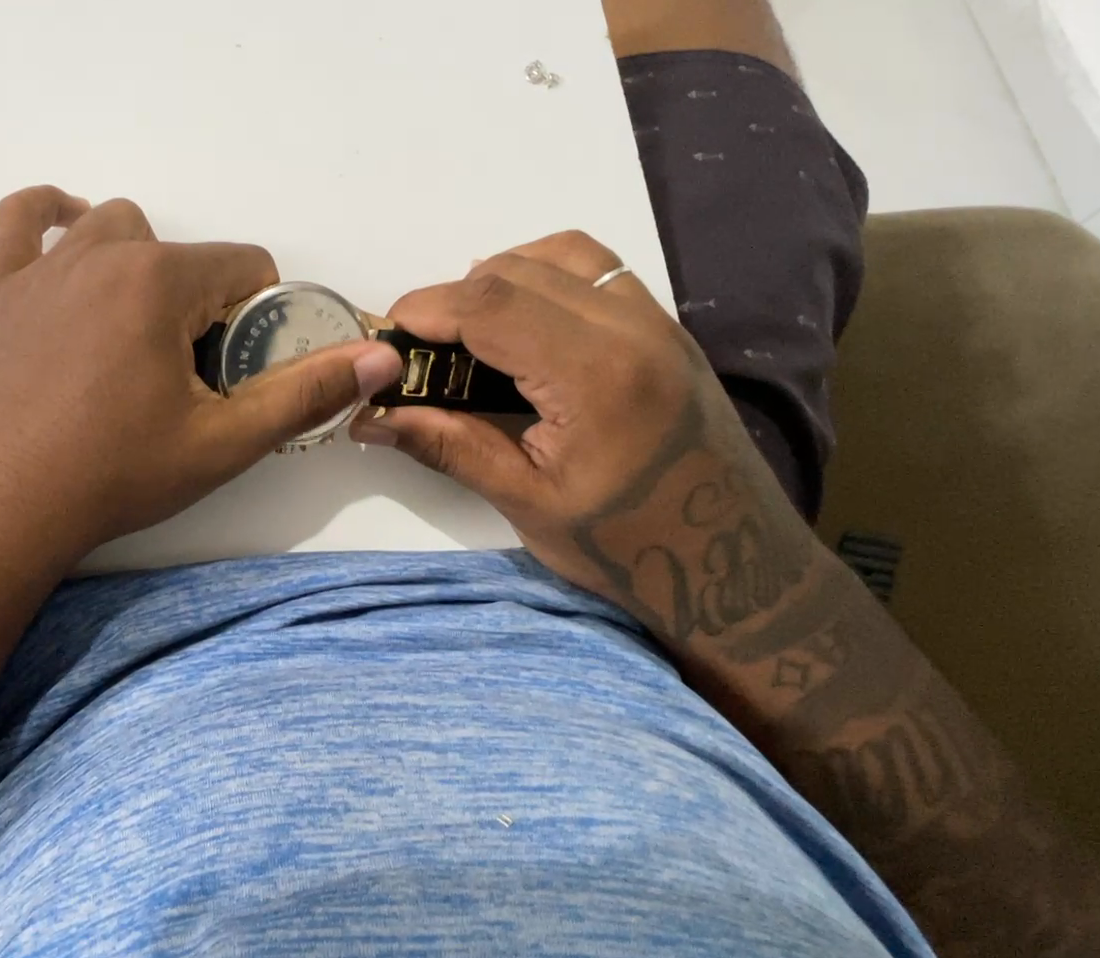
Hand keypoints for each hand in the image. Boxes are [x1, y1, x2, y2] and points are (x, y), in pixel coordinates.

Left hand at [0, 186, 403, 561]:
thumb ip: (304, 394)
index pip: (245, 267)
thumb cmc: (116, 476)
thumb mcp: (223, 443)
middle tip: (184, 373)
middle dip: (199, 301)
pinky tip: (65, 233)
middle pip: (182, 252)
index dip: (258, 318)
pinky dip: (47, 217)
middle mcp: (103, 254)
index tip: (237, 371)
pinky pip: (19, 222)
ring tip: (138, 330)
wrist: (4, 506)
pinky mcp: (0, 292)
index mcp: (162, 281)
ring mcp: (44, 268)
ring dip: (141, 265)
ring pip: (111, 228)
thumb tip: (381, 359)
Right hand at [351, 231, 820, 645]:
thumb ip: (447, 446)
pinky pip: (595, 271)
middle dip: (451, 297)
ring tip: (463, 333)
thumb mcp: (524, 501)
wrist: (730, 559)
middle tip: (415, 347)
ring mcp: (656, 321)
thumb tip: (368, 418)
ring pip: (562, 255)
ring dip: (498, 279)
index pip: (491, 305)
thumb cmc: (622, 542)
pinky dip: (543, 279)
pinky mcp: (665, 329)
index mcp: (593, 373)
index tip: (383, 335)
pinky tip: (519, 327)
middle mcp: (631, 327)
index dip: (426, 309)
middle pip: (519, 270)